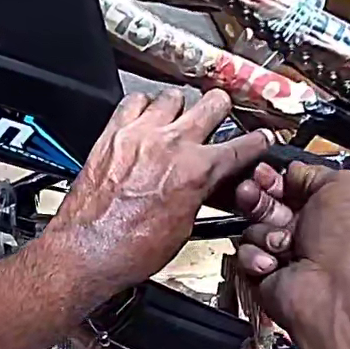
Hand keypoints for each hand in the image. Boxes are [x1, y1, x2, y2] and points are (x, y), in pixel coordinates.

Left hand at [39, 89, 272, 299]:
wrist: (89, 251)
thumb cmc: (131, 250)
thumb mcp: (183, 228)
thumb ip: (198, 194)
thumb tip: (202, 185)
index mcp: (197, 171)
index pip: (242, 146)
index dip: (257, 142)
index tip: (260, 138)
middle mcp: (171, 145)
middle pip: (213, 102)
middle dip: (220, 110)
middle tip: (216, 117)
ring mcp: (140, 135)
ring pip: (172, 96)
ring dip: (178, 108)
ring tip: (175, 119)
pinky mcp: (112, 134)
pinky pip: (133, 101)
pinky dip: (142, 106)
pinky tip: (143, 118)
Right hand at [231, 161, 349, 333]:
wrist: (335, 292)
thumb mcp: (344, 186)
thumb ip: (315, 172)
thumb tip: (293, 170)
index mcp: (324, 209)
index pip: (286, 186)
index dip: (272, 178)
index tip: (263, 174)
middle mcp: (303, 232)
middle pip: (264, 206)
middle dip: (256, 198)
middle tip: (250, 194)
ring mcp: (282, 254)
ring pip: (250, 230)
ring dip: (263, 233)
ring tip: (282, 242)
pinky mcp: (264, 274)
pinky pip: (244, 256)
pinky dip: (256, 257)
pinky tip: (273, 263)